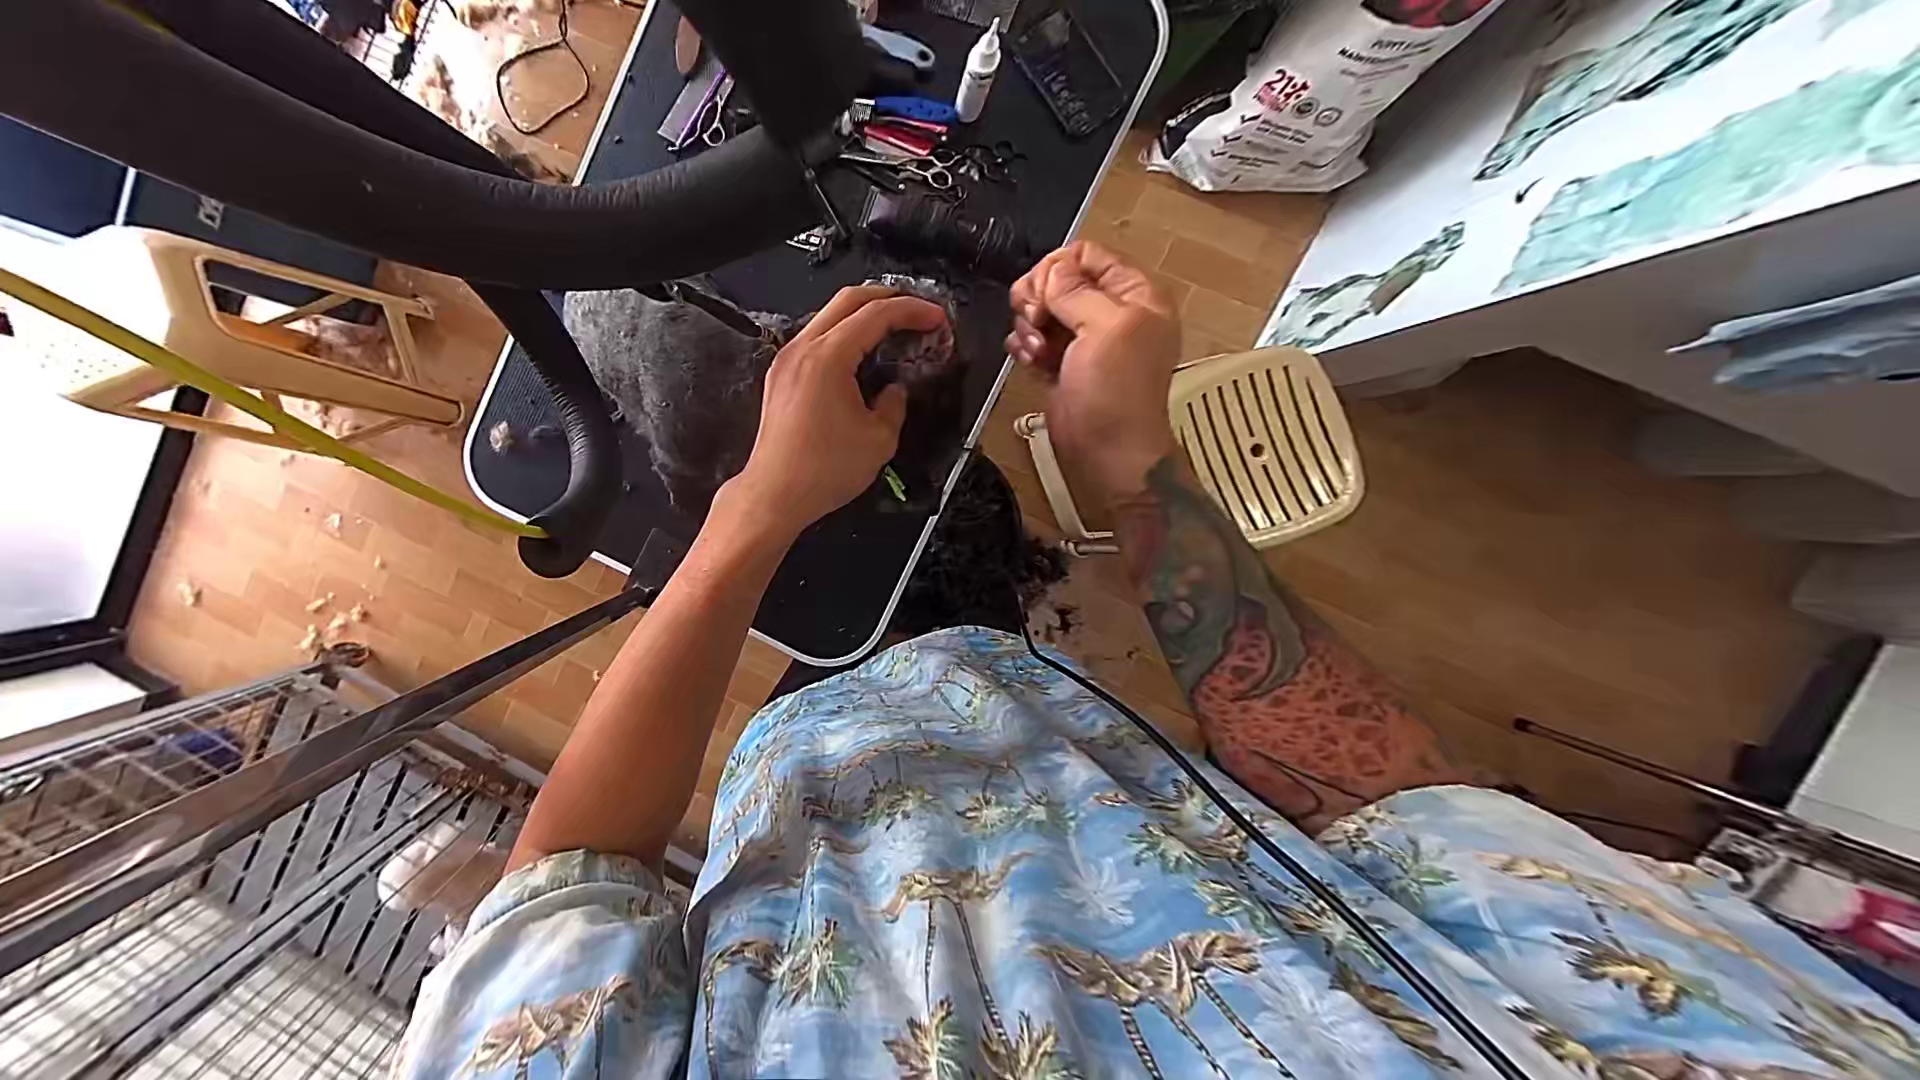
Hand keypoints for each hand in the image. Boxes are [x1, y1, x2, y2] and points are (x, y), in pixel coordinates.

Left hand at [724, 285, 947, 539]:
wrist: (775, 494)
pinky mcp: (781, 377)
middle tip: (917, 309)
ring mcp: (787, 361)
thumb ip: (895, 404)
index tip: (936, 317)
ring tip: (893, 328)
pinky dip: (844, 335)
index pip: (876, 314)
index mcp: (828, 359)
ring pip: (829, 315)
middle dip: (888, 297)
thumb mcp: (879, 439)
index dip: (912, 310)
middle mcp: (802, 350)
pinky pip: (816, 339)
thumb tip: (895, 392)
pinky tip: (862, 354)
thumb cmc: (823, 471)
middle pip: (848, 299)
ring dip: (863, 314)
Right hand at [1006, 241, 1180, 504]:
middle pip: (1059, 280)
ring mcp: (1085, 341)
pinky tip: (1029, 360)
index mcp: (1135, 296)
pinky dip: (1026, 346)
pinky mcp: (1062, 365)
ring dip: (1029, 325)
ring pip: (1043, 310)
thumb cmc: (1116, 392)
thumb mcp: (1105, 327)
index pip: (1088, 256)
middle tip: (1034, 318)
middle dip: (1039, 297)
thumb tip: (1050, 270)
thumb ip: (1075, 290)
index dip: (1059, 267)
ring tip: (1035, 349)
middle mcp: (1111, 314)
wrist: (1106, 451)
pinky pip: (1035, 339)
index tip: (1042, 291)